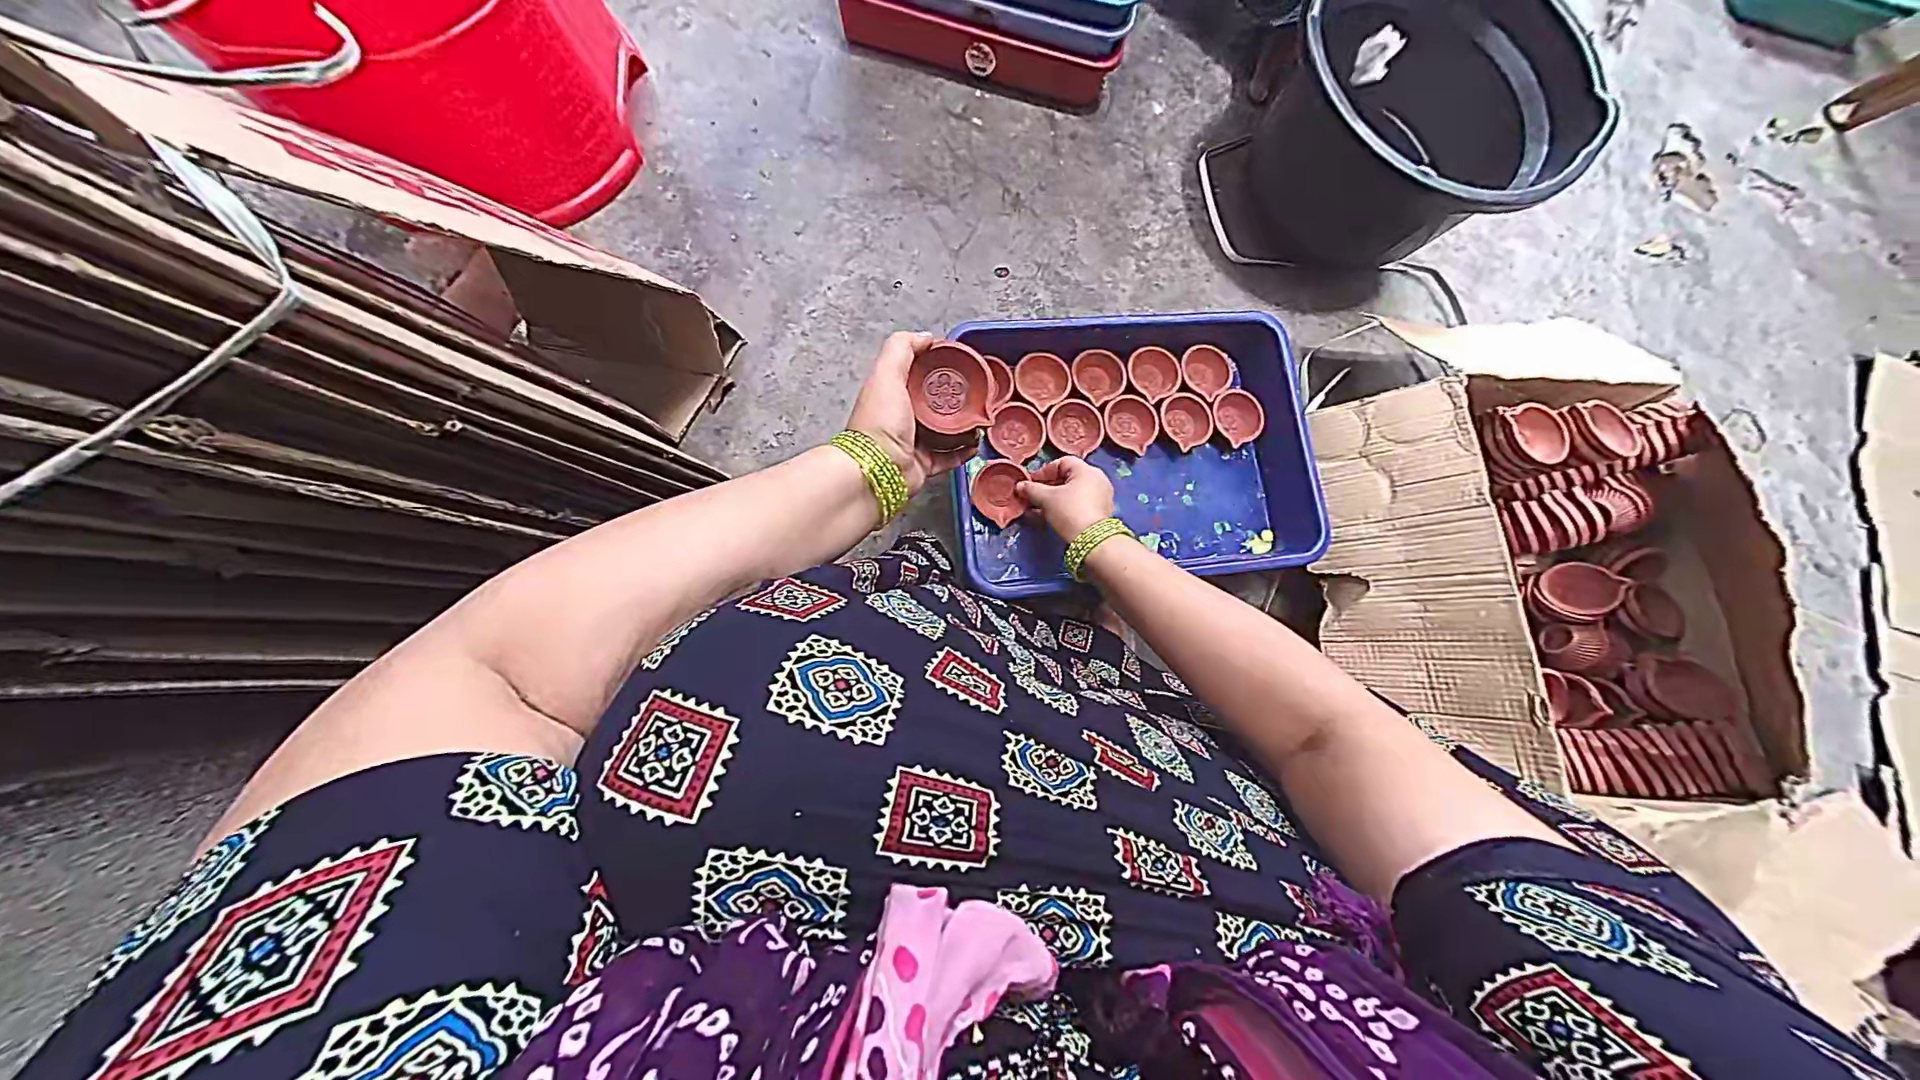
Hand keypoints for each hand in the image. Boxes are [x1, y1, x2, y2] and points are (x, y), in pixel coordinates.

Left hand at [846, 332, 975, 494]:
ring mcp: (912, 443)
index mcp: (891, 393)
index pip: (917, 374)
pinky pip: (948, 457)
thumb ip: (902, 348)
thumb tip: (926, 338)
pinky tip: (976, 444)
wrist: (878, 469)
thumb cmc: (880, 423)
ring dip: (963, 425)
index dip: (936, 366)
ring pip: (944, 431)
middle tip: (976, 392)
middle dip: (954, 398)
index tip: (960, 363)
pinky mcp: (923, 465)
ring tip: (981, 418)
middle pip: (933, 403)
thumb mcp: (887, 374)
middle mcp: (900, 417)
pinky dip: (963, 452)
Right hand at [1019, 456, 1114, 541]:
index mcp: (1086, 470)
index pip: (1061, 463)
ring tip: (1039, 509)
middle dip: (1047, 487)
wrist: (1092, 540)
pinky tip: (1052, 516)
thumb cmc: (1069, 511)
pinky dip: (1065, 507)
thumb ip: (1031, 489)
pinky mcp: (1102, 512)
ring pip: (1073, 492)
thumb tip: (1019, 486)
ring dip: (1055, 498)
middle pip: (1068, 477)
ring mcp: (1102, 496)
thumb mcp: (1046, 499)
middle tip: (1033, 497)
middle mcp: (1097, 479)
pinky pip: (1080, 503)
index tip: (1030, 484)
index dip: (1043, 472)